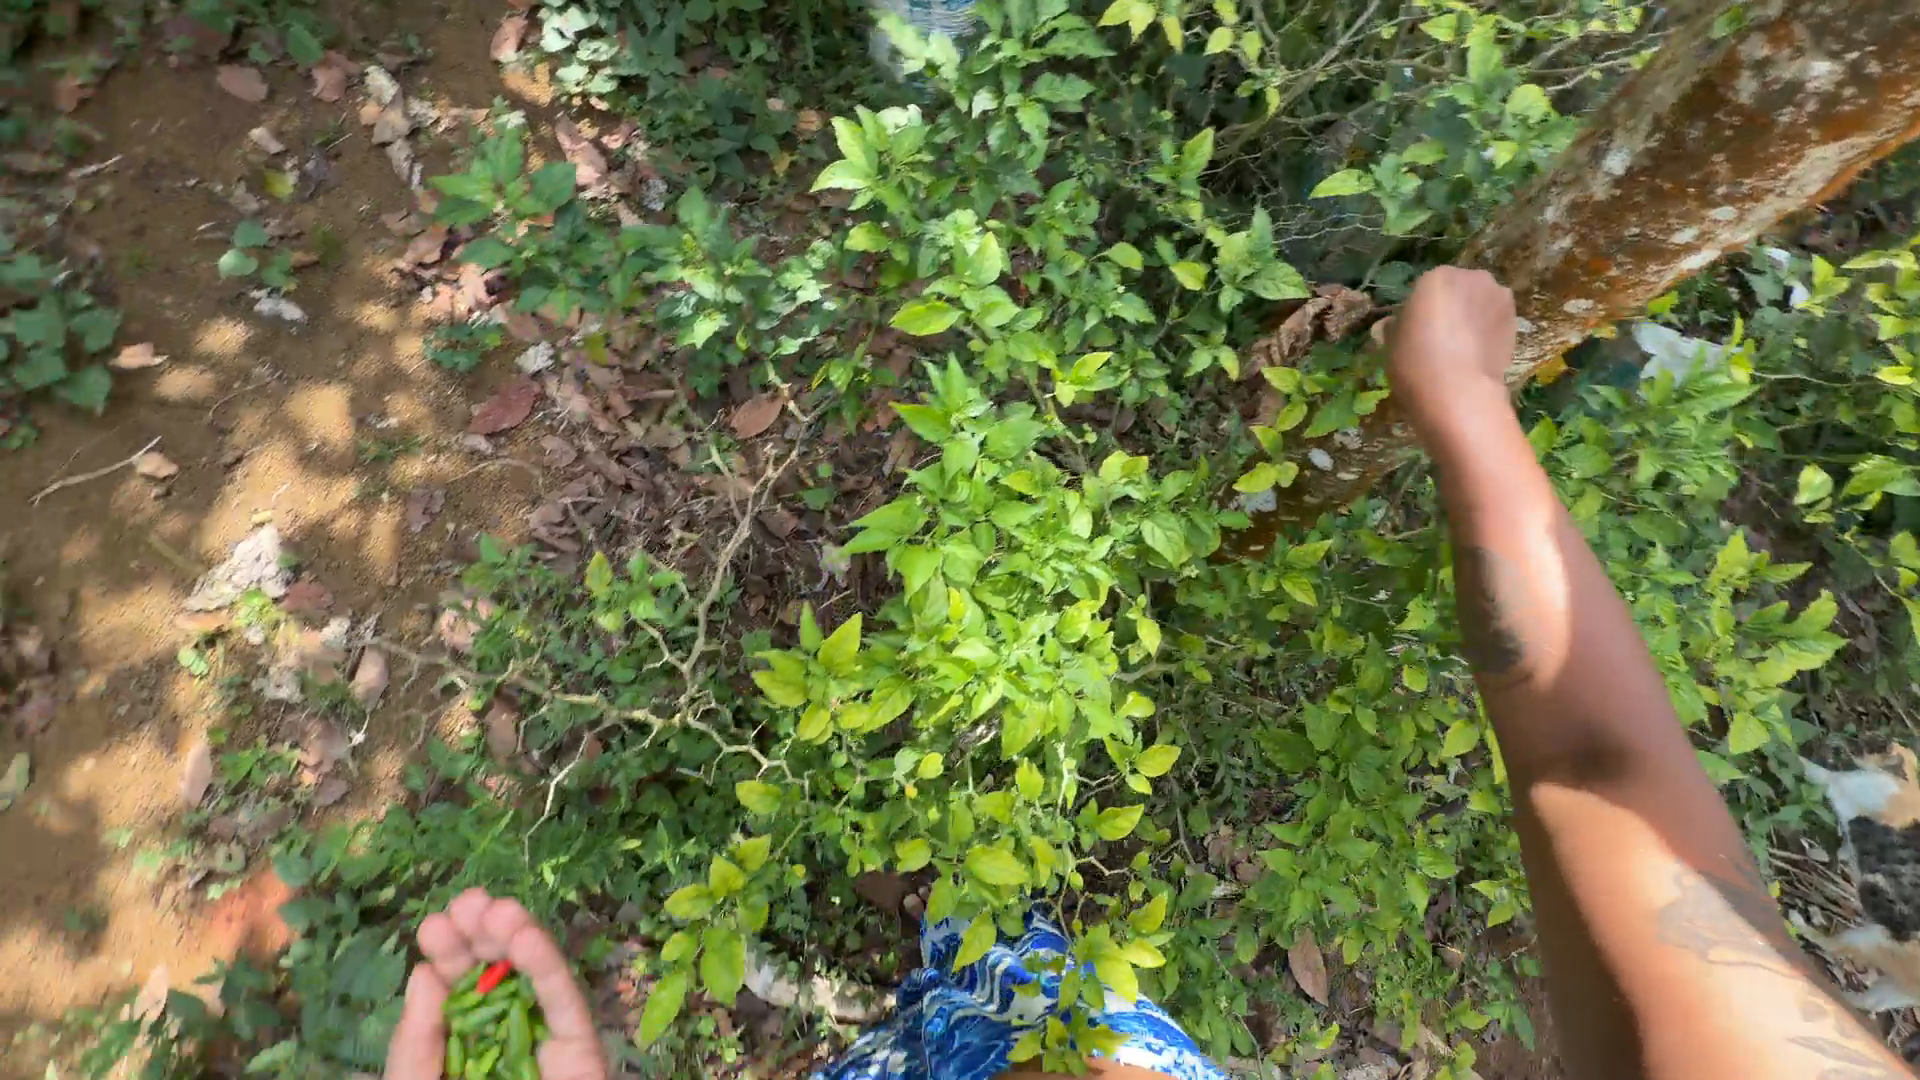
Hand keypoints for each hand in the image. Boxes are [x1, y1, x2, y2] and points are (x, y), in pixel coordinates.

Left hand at [384, 889, 607, 1079]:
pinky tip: (523, 934)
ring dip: (513, 936)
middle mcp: (502, 1039)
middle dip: (478, 938)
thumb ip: (416, 1050)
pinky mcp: (580, 1045)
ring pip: (530, 976)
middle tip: (463, 903)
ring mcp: (544, 1040)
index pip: (453, 997)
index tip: (434, 923)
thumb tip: (425, 975)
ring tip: (489, 908)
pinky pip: (562, 999)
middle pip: (493, 977)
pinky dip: (545, 963)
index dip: (448, 956)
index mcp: (459, 1055)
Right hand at [1387, 267, 1517, 449]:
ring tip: (1458, 348)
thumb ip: (1394, 326)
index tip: (1412, 329)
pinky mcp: (1516, 319)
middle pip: (1456, 289)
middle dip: (1448, 307)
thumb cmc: (1414, 363)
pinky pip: (1493, 320)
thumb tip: (1393, 324)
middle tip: (1435, 337)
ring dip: (1469, 317)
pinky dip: (1485, 331)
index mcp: (1435, 278)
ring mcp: (1498, 296)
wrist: (1458, 392)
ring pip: (1478, 303)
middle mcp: (1471, 277)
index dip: (1417, 309)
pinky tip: (1474, 354)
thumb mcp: (1390, 344)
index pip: (1424, 287)